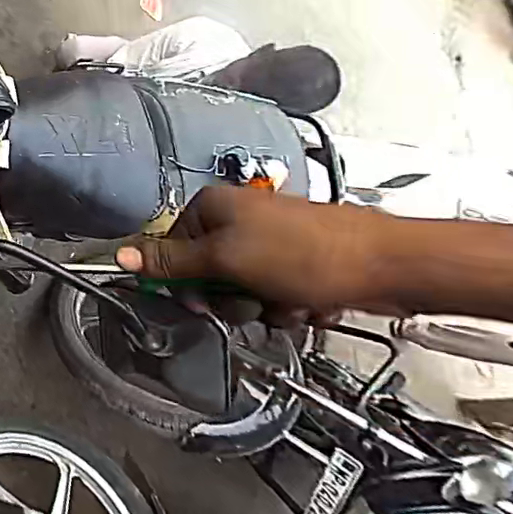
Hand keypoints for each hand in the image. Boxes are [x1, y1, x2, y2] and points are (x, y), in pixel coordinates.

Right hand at [115, 185, 388, 323]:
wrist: (390, 267)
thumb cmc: (307, 255)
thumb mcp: (225, 261)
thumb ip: (171, 262)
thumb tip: (122, 255)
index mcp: (211, 207)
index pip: (171, 247)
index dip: (184, 280)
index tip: (201, 299)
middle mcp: (237, 219)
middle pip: (207, 272)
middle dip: (231, 297)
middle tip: (252, 300)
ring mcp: (269, 240)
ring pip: (242, 289)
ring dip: (264, 306)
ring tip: (290, 301)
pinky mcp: (298, 262)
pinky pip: (274, 293)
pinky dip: (290, 305)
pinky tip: (310, 302)